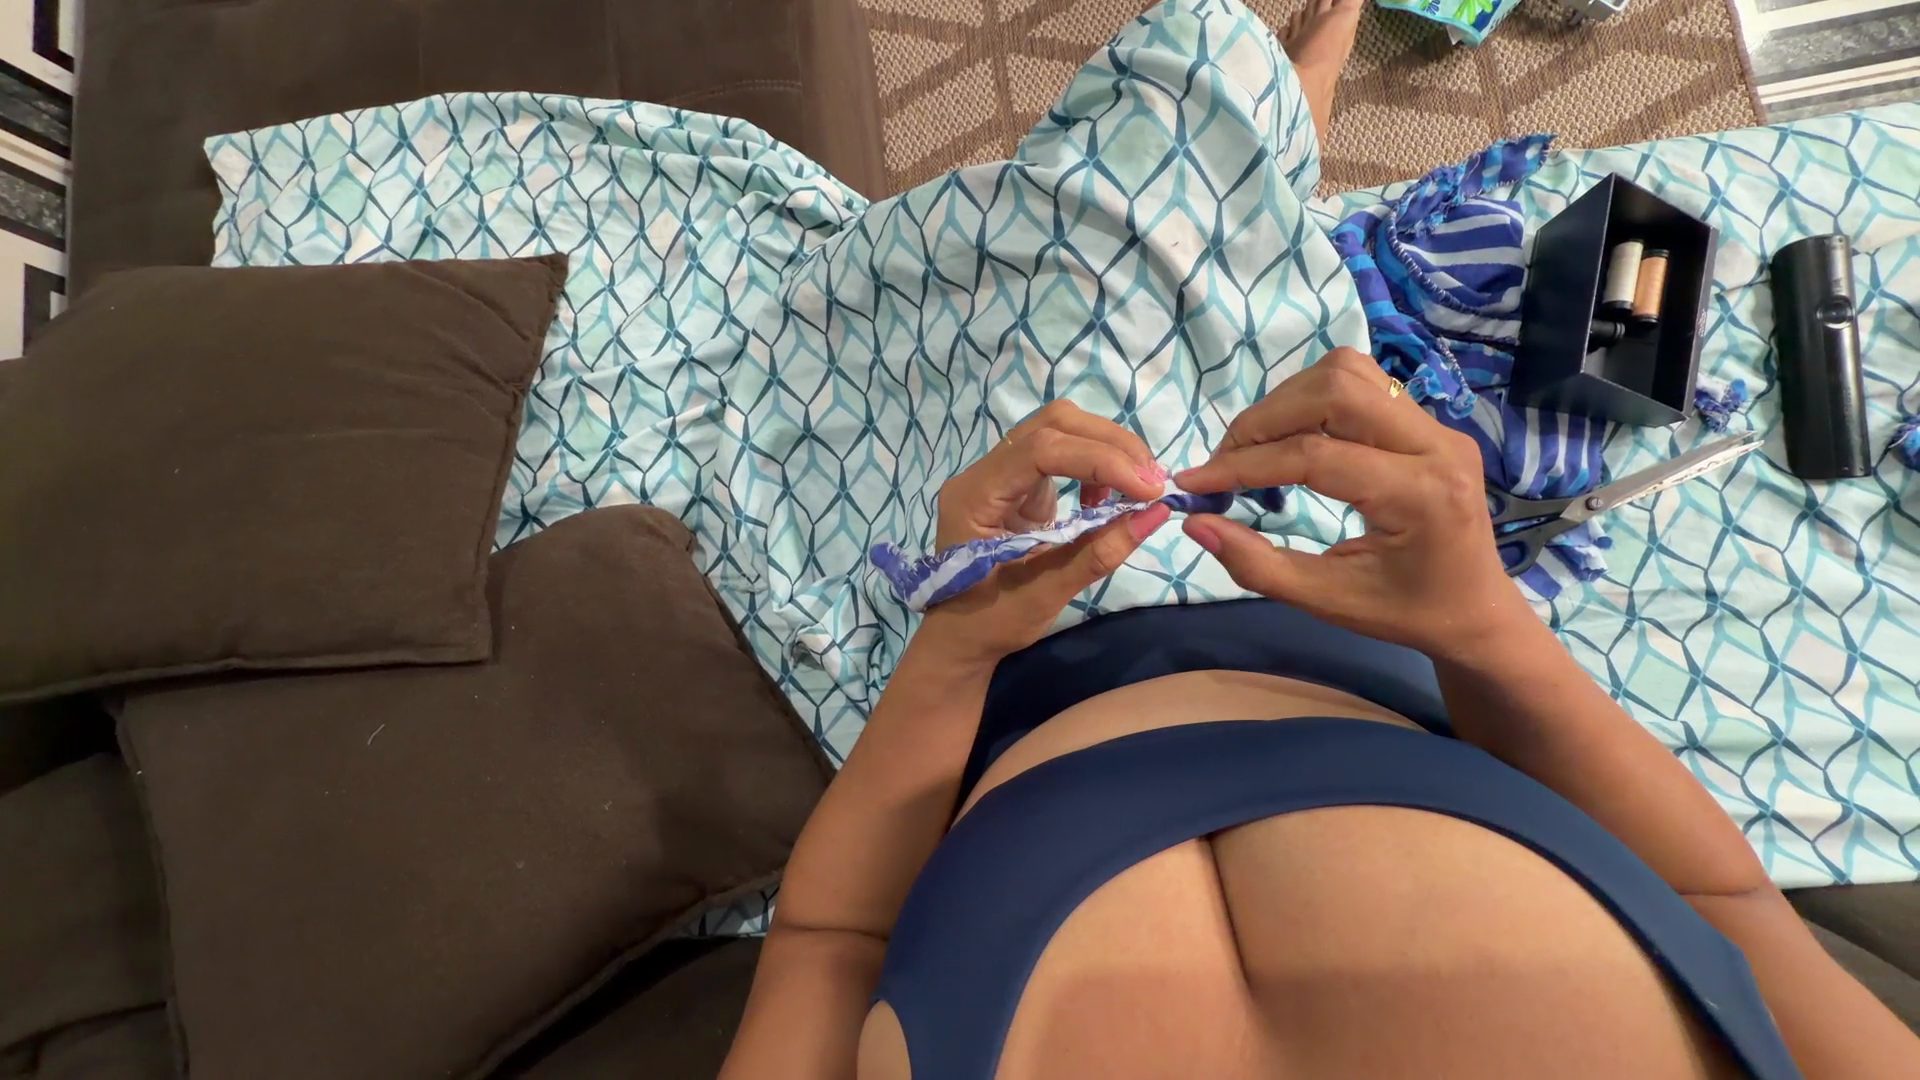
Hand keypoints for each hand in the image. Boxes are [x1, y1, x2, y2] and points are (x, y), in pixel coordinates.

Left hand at [915, 401, 1171, 667]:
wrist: (958, 638)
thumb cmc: (990, 622)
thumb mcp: (1046, 594)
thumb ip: (1099, 552)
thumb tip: (1156, 514)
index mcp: (975, 497)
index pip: (1040, 450)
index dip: (1099, 460)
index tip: (1146, 489)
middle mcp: (982, 474)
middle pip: (1051, 425)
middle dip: (1109, 445)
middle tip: (1152, 483)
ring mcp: (999, 475)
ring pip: (1057, 431)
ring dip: (1105, 451)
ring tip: (1136, 490)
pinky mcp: (1016, 485)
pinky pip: (1058, 455)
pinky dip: (1093, 467)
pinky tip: (1105, 501)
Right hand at [1173, 347, 1530, 660]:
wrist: (1475, 611)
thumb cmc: (1402, 613)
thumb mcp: (1325, 600)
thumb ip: (1255, 564)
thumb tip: (1194, 523)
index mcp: (1417, 495)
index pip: (1313, 456)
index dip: (1242, 465)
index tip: (1194, 484)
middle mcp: (1435, 445)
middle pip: (1333, 390)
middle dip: (1263, 420)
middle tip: (1226, 462)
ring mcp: (1436, 427)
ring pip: (1347, 373)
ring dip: (1286, 402)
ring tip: (1255, 447)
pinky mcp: (1427, 423)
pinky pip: (1361, 383)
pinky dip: (1310, 400)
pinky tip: (1291, 437)